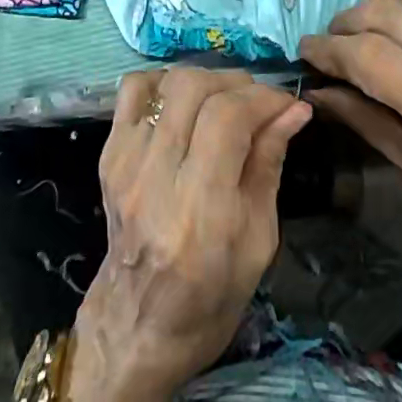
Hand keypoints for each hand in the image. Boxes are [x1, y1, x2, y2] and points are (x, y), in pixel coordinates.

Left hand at [66, 68, 311, 401]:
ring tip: (224, 99)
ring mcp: (124, 161)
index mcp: (199, 210)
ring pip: (164, 83)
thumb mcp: (258, 241)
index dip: (264, 98)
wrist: (139, 322)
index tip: (287, 103)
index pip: (228, 118)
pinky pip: (132, 91)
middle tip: (258, 102)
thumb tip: (294, 110)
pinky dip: (164, 83)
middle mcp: (155, 177)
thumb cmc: (212, 296)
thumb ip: (269, 165)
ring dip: (203, 80)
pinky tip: (183, 102)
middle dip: (236, 83)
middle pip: (193, 88)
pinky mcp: (108, 154)